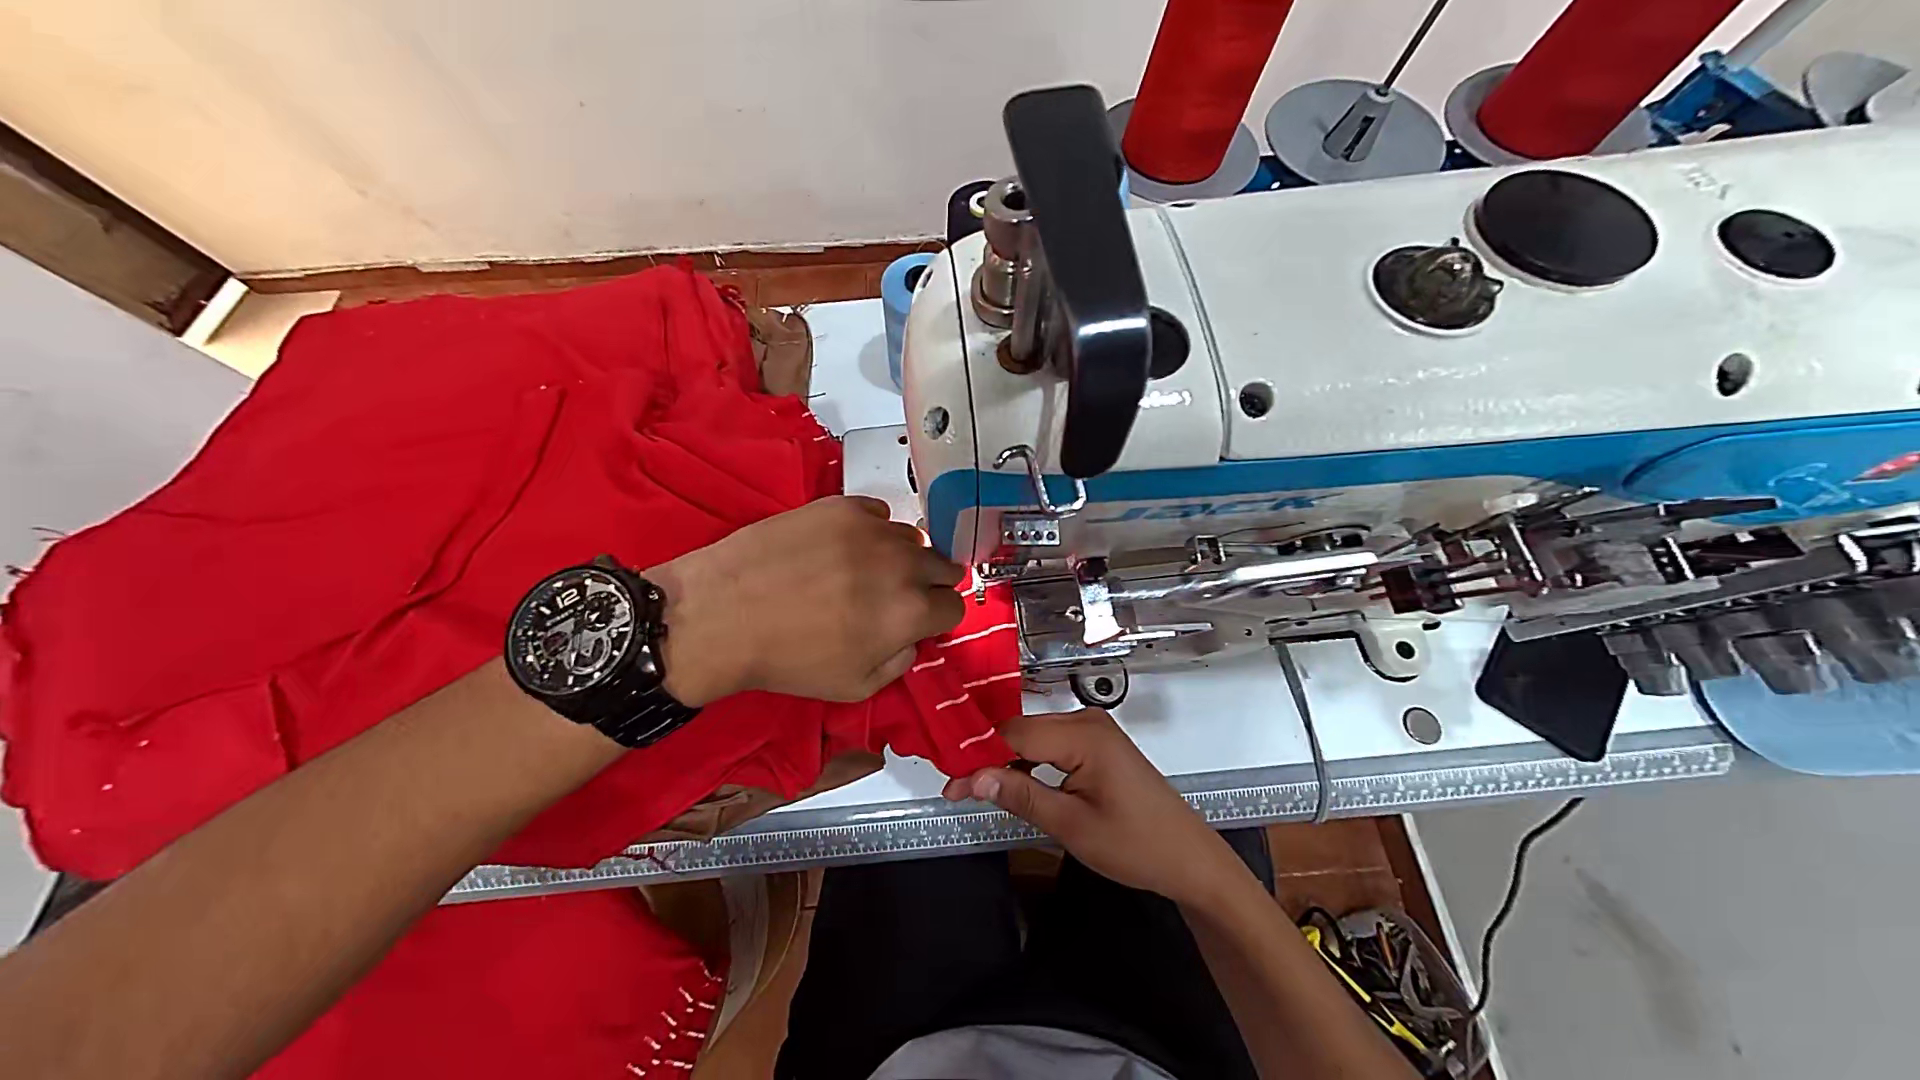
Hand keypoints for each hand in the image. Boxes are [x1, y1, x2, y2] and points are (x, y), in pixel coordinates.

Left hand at [647, 495, 966, 704]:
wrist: (722, 615)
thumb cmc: (786, 658)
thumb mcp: (855, 686)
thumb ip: (899, 663)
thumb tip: (910, 638)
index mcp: (910, 612)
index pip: (954, 605)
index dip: (936, 617)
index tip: (918, 619)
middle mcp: (902, 564)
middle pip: (943, 565)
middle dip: (927, 583)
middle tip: (894, 595)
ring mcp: (872, 529)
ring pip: (912, 538)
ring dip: (900, 555)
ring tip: (863, 570)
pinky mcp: (843, 506)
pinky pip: (878, 513)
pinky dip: (871, 530)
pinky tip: (842, 546)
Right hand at [943, 709, 1251, 908]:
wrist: (1189, 859)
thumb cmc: (1137, 846)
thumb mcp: (1071, 825)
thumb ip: (1020, 796)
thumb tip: (974, 777)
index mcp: (1084, 735)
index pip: (1014, 734)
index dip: (977, 756)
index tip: (950, 781)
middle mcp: (1088, 721)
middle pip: (1022, 731)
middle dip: (988, 757)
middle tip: (957, 788)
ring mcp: (1094, 730)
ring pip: (1034, 737)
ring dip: (1006, 761)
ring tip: (976, 788)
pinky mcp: (1097, 744)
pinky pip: (1051, 745)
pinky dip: (1029, 764)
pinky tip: (1012, 784)